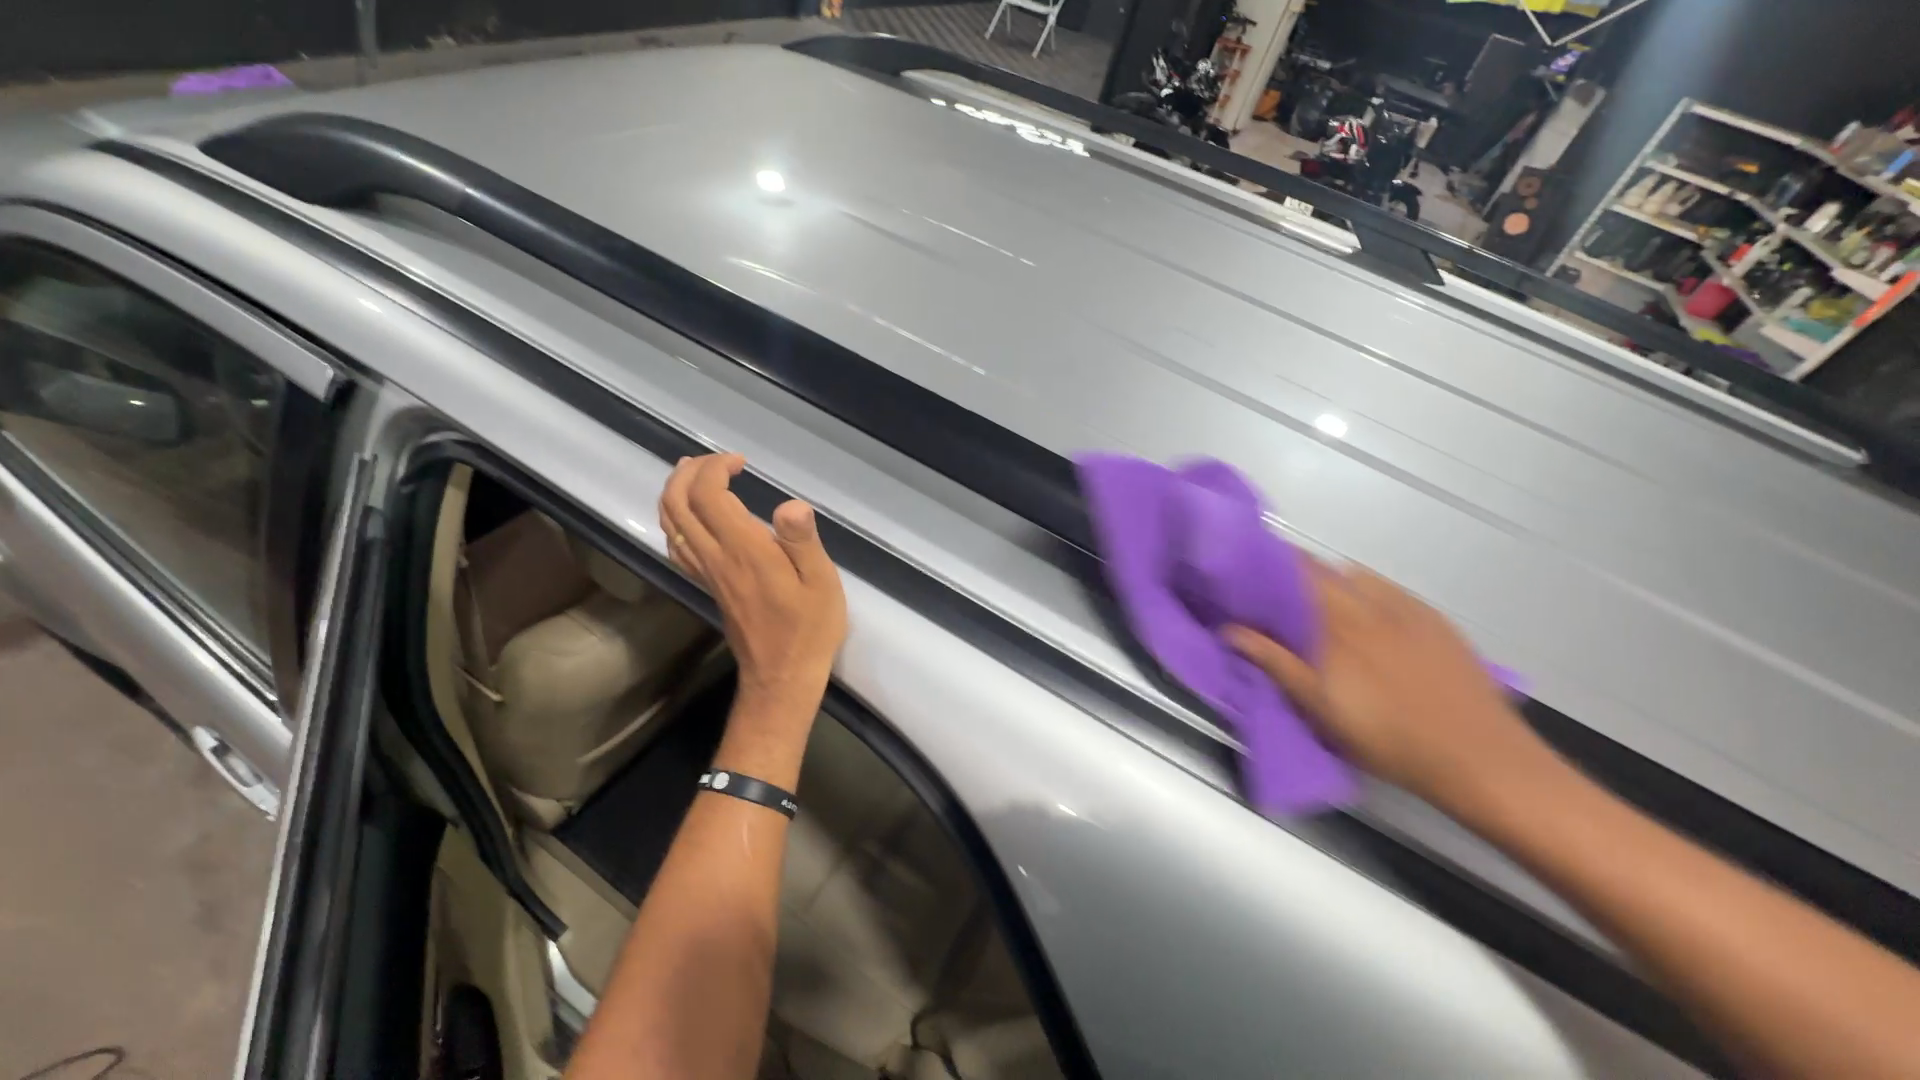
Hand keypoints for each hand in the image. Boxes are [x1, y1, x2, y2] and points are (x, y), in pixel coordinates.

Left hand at [658, 454, 846, 717]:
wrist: (781, 676)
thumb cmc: (809, 629)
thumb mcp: (821, 583)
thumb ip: (802, 541)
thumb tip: (791, 504)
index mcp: (744, 550)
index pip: (708, 495)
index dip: (716, 468)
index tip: (742, 462)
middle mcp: (715, 557)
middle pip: (678, 503)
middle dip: (689, 472)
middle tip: (718, 461)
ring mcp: (706, 572)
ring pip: (671, 523)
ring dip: (676, 491)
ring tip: (696, 473)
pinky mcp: (706, 585)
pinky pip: (676, 544)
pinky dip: (676, 519)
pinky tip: (692, 515)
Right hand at [1225, 562, 1554, 814]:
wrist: (1478, 756)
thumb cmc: (1387, 738)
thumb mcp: (1320, 708)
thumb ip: (1275, 663)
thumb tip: (1231, 630)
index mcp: (1337, 621)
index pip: (1296, 570)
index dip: (1269, 568)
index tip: (1248, 582)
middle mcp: (1370, 602)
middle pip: (1325, 570)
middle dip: (1297, 578)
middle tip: (1279, 603)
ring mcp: (1408, 608)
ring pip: (1359, 578)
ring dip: (1334, 585)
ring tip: (1323, 613)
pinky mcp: (1436, 620)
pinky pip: (1392, 592)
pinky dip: (1370, 596)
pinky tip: (1372, 625)